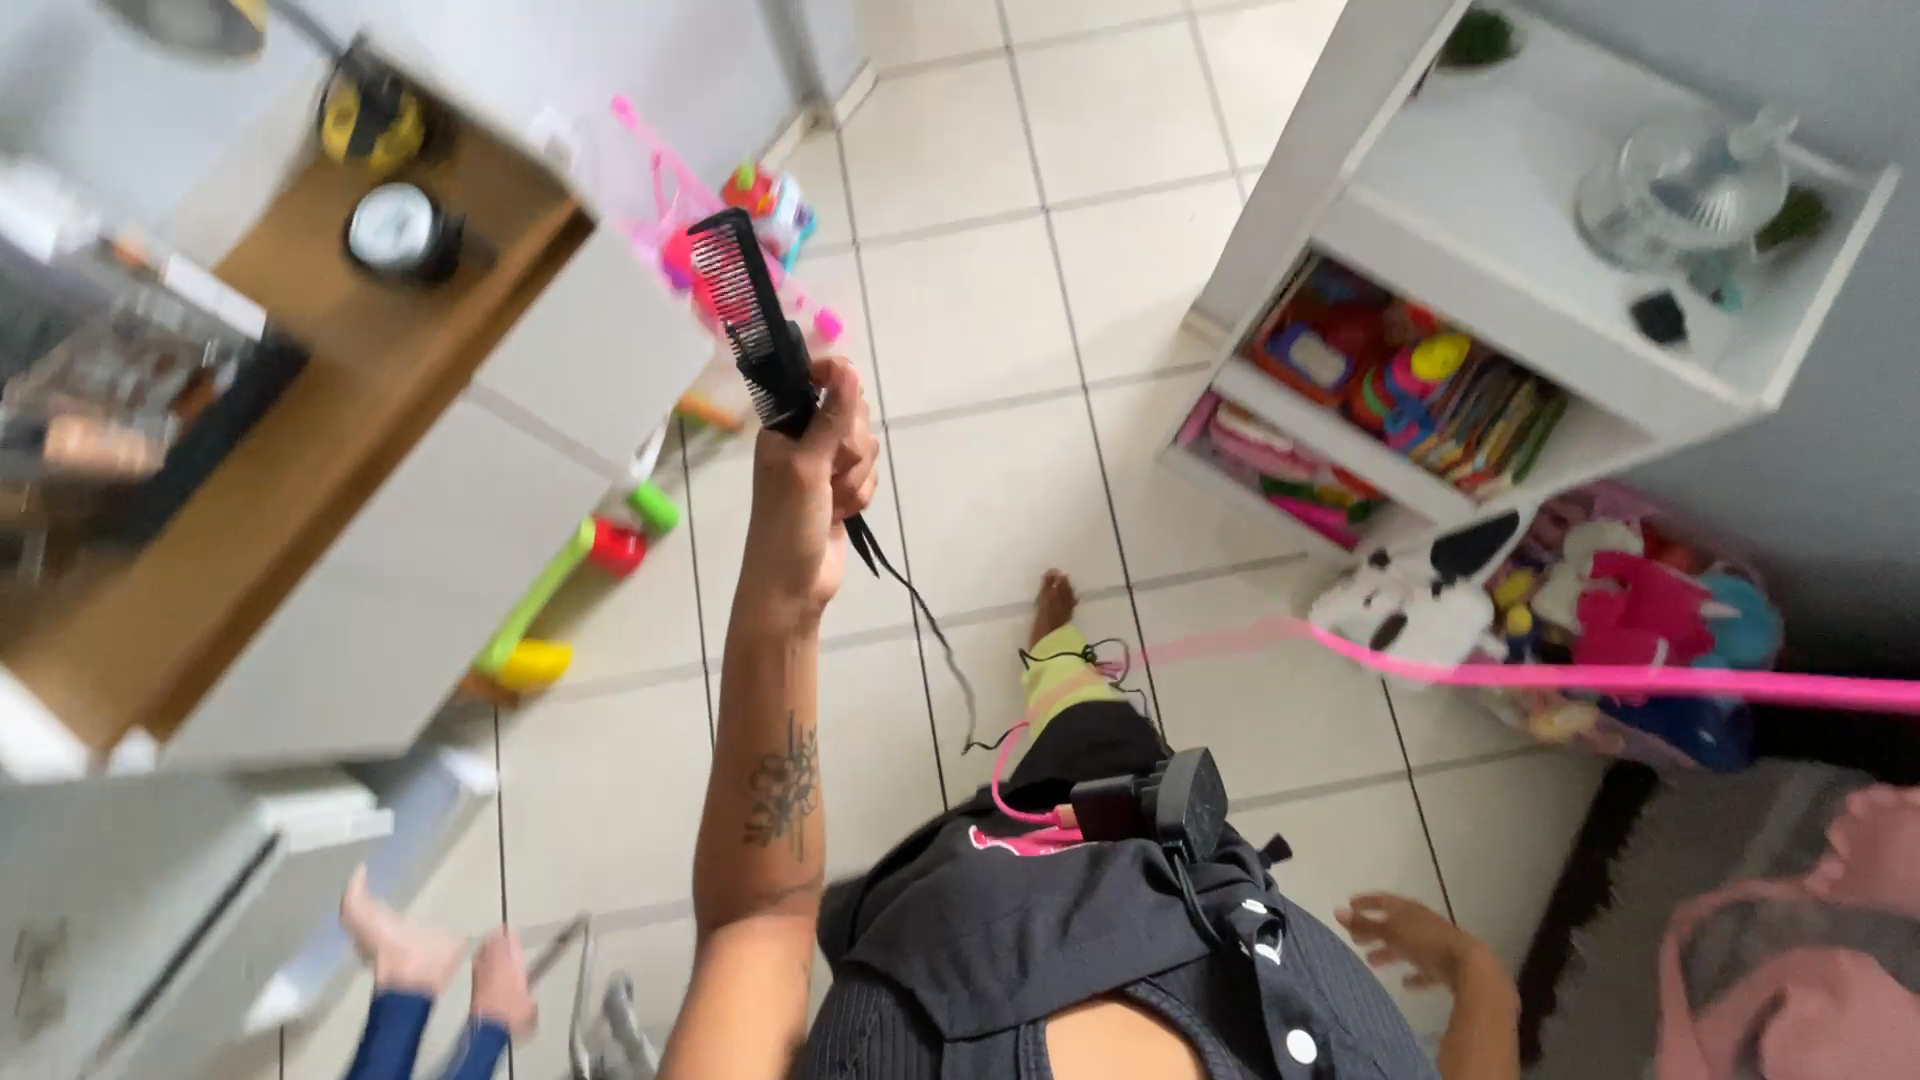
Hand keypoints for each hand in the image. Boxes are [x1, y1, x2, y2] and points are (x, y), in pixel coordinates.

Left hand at [738, 356, 879, 623]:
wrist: (793, 587)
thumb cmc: (788, 525)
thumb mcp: (807, 468)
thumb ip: (830, 418)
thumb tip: (848, 368)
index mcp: (784, 426)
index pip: (818, 381)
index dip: (837, 384)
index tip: (846, 405)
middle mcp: (805, 440)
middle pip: (853, 415)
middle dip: (852, 447)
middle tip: (830, 473)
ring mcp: (825, 466)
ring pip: (865, 448)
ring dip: (856, 478)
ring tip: (833, 502)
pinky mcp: (842, 490)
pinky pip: (868, 475)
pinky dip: (861, 495)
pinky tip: (843, 514)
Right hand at [1336, 893, 1501, 992]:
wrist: (1474, 971)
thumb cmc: (1427, 945)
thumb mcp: (1391, 933)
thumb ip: (1364, 924)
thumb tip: (1336, 911)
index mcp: (1408, 910)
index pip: (1382, 900)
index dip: (1366, 902)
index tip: (1349, 905)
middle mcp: (1422, 922)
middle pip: (1394, 924)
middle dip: (1374, 931)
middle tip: (1356, 939)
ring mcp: (1437, 944)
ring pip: (1408, 946)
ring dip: (1390, 952)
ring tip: (1372, 962)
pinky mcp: (1449, 966)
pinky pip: (1427, 969)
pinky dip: (1415, 974)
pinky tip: (1406, 984)